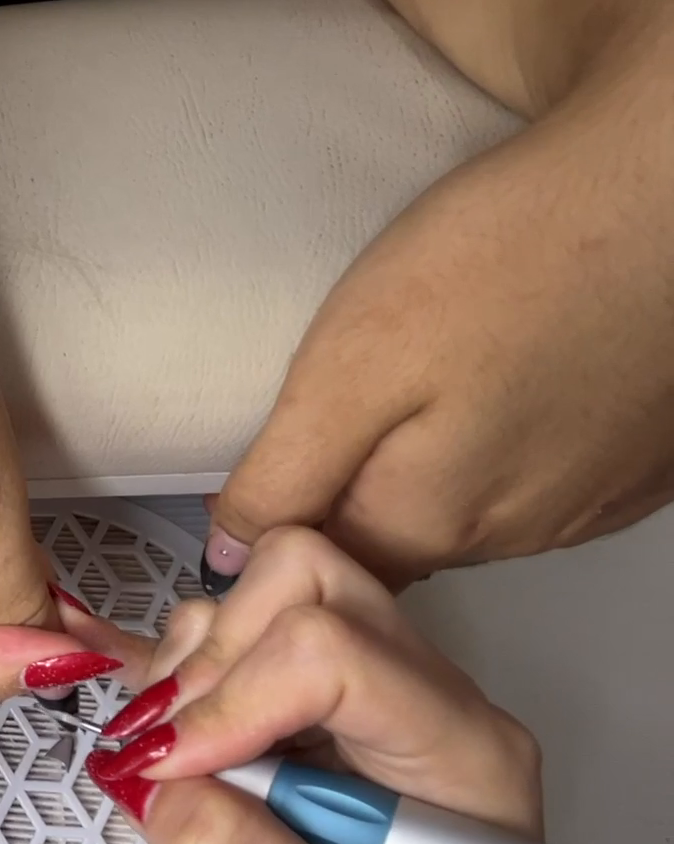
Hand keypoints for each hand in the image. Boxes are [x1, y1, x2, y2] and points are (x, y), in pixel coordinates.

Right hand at [78, 528, 538, 843]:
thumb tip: (140, 775)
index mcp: (457, 746)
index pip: (334, 652)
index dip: (232, 698)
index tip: (169, 765)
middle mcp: (411, 686)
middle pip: (303, 580)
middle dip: (210, 657)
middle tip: (168, 740)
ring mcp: (346, 674)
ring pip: (249, 590)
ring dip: (184, 661)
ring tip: (166, 743)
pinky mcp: (281, 682)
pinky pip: (212, 627)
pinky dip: (154, 652)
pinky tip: (113, 676)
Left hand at [203, 7, 673, 590]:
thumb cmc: (493, 268)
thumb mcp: (340, 380)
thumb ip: (281, 481)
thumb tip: (225, 555)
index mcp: (431, 526)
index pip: (320, 560)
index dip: (278, 518)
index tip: (273, 457)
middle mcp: (519, 537)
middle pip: (384, 540)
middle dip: (341, 493)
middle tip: (337, 408)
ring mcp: (590, 502)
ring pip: (451, 513)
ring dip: (413, 471)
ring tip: (411, 390)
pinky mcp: (639, 461)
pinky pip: (520, 480)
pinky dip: (485, 448)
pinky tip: (485, 388)